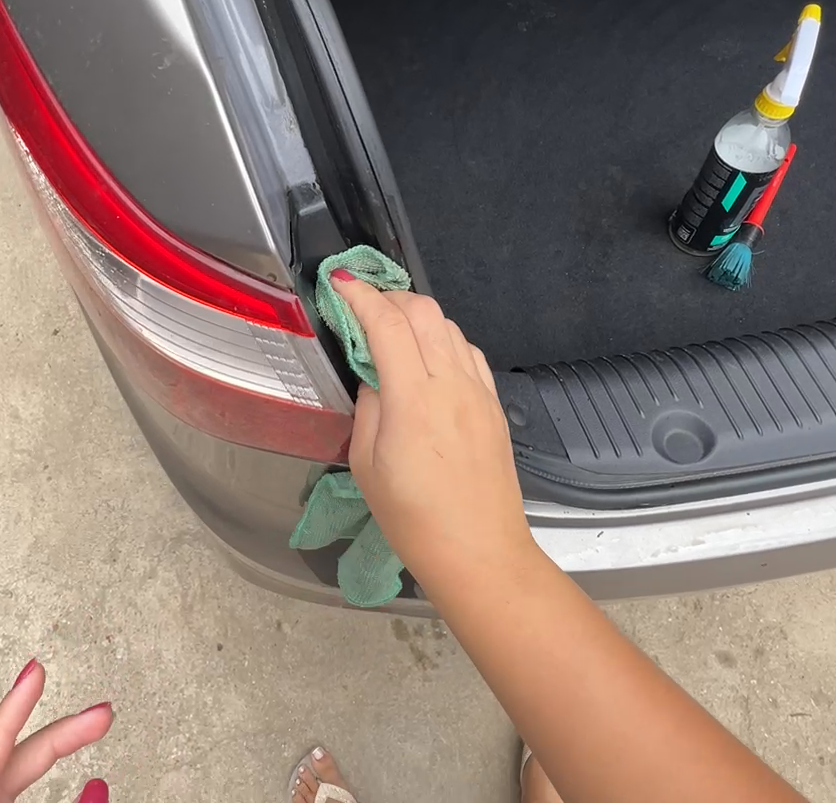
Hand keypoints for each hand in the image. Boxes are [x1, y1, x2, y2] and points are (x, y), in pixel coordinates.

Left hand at [0, 659, 112, 802]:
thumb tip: (97, 788)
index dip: (13, 709)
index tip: (36, 669)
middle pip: (11, 760)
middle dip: (61, 732)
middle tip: (100, 714)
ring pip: (15, 779)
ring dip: (55, 754)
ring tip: (91, 730)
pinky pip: (17, 799)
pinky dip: (48, 785)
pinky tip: (77, 783)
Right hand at [330, 273, 537, 592]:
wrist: (480, 552)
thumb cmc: (413, 518)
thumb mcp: (368, 464)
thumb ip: (369, 406)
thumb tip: (374, 376)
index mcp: (414, 399)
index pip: (388, 325)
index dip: (361, 296)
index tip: (340, 282)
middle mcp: (451, 383)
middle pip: (424, 311)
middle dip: (390, 296)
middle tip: (363, 304)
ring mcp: (479, 391)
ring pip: (450, 325)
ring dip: (417, 314)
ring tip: (392, 326)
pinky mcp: (494, 403)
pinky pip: (468, 351)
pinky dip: (443, 336)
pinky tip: (428, 353)